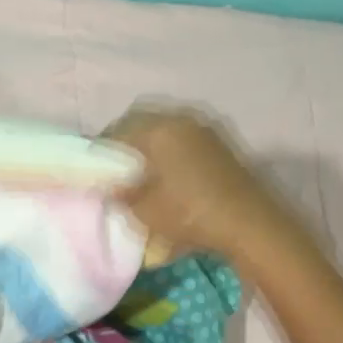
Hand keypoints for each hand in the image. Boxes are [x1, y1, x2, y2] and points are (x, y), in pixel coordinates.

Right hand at [101, 105, 305, 259]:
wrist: (249, 224)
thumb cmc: (188, 213)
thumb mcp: (143, 210)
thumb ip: (120, 193)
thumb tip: (109, 185)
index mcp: (158, 128)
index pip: (116, 130)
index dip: (100, 151)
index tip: (94, 172)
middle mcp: (181, 119)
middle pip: (142, 125)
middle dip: (125, 146)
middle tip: (115, 172)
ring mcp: (205, 129)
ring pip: (165, 132)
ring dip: (150, 148)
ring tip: (141, 176)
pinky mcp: (221, 145)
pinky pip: (184, 142)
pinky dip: (170, 154)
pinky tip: (167, 178)